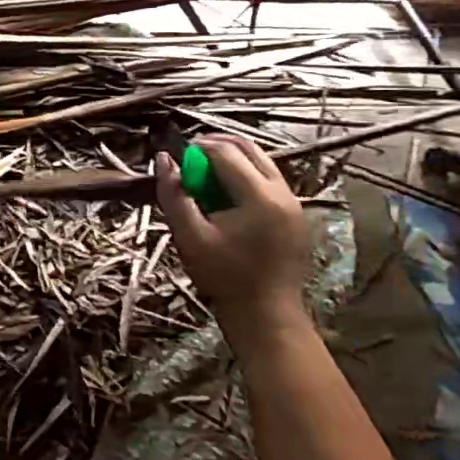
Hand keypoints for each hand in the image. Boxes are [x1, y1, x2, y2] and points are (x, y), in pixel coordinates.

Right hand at [155, 134, 312, 345]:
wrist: (265, 313)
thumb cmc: (223, 276)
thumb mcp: (189, 235)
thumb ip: (174, 195)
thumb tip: (163, 160)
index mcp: (259, 198)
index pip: (226, 153)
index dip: (198, 147)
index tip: (177, 155)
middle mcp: (283, 194)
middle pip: (250, 149)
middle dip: (217, 145)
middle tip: (190, 156)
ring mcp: (294, 204)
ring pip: (262, 162)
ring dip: (232, 159)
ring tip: (205, 175)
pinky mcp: (296, 215)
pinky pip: (270, 180)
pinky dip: (245, 176)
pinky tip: (226, 196)